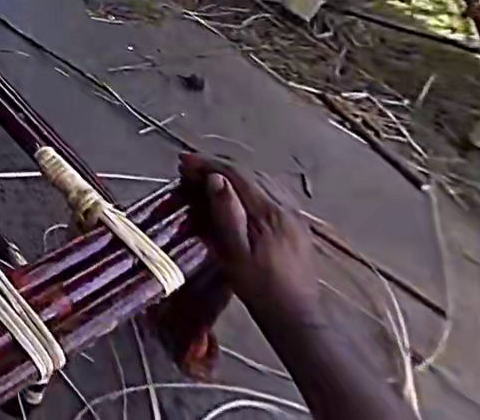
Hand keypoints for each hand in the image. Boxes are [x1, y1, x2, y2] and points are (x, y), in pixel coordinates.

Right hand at [179, 153, 319, 328]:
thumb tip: (215, 179)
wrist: (296, 316)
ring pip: (262, 179)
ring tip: (208, 175)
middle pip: (249, 173)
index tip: (182, 162)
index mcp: (269, 213)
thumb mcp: (234, 251)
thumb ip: (226, 212)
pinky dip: (249, 182)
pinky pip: (272, 190)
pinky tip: (237, 190)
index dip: (207, 164)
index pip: (236, 174)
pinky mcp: (298, 224)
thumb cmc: (257, 284)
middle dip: (217, 165)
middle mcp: (286, 209)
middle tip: (190, 168)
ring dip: (233, 172)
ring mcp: (295, 216)